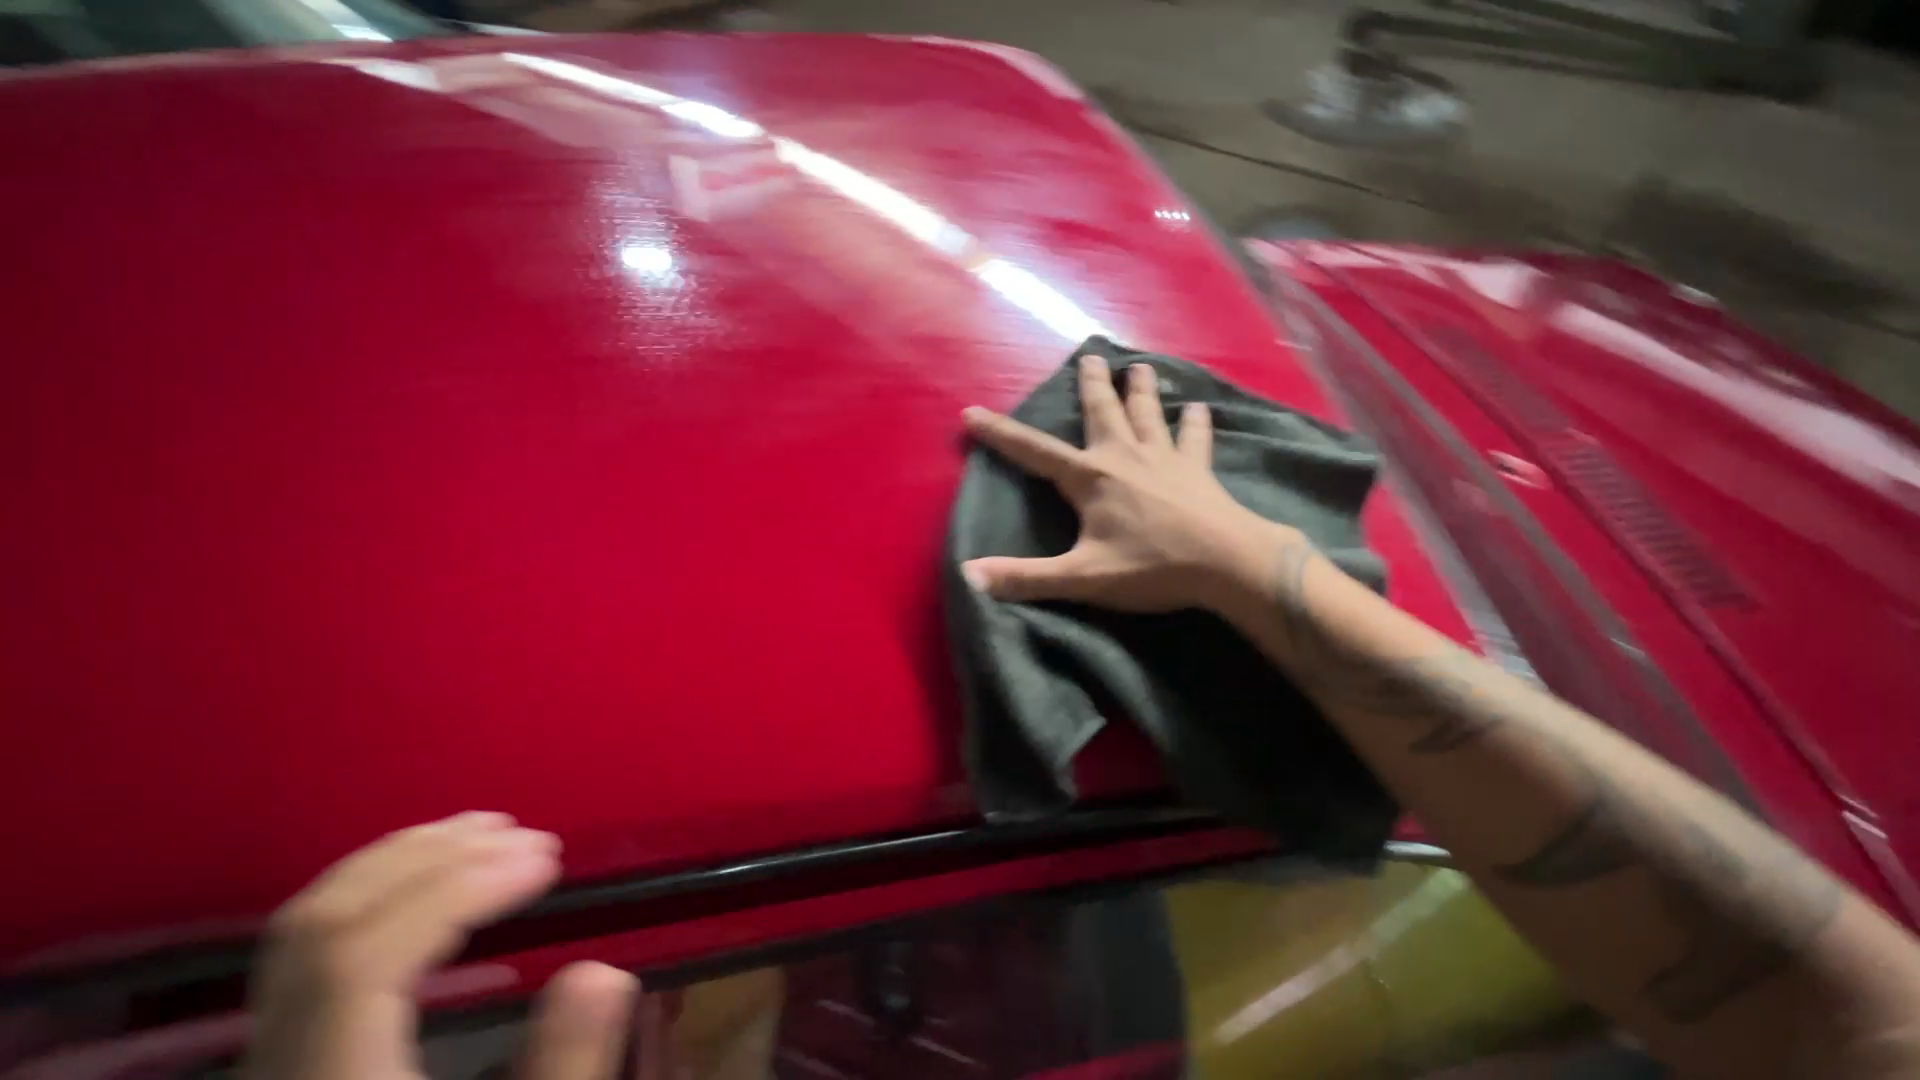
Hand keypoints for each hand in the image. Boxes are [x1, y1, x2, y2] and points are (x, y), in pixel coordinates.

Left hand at [243, 812, 636, 1079]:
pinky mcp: (280, 1063)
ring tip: (485, 835)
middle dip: (430, 860)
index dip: (454, 890)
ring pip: (299, 932)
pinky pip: (303, 951)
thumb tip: (603, 969)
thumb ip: (563, 1070)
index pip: (362, 961)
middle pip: (321, 928)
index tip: (546, 861)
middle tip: (525, 838)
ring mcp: (267, 1064)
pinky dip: (372, 893)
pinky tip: (428, 884)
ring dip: (398, 863)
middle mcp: (281, 1069)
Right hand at [961, 353, 1297, 612]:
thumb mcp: (1082, 578)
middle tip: (1091, 355)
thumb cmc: (1152, 568)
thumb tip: (969, 576)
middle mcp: (1125, 456)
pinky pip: (1195, 439)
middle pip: (1103, 411)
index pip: (1034, 451)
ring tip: (1140, 366)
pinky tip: (1200, 409)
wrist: (1228, 562)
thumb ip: (1025, 578)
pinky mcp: (1198, 470)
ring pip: (1149, 414)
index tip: (972, 412)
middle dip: (1092, 384)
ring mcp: (1165, 459)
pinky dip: (1197, 424)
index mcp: (1091, 478)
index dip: (1001, 434)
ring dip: (1142, 390)